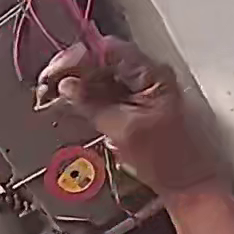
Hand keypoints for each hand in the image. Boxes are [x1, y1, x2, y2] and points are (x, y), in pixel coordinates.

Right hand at [36, 37, 219, 194]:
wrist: (186, 184)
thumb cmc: (165, 159)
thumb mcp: (124, 130)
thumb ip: (93, 104)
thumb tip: (65, 85)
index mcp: (151, 74)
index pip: (108, 49)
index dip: (78, 57)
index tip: (54, 72)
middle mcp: (145, 75)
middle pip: (101, 59)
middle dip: (72, 70)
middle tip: (47, 84)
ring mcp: (138, 89)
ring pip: (99, 74)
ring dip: (75, 82)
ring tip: (52, 94)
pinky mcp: (131, 103)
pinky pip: (103, 90)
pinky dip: (84, 95)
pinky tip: (68, 102)